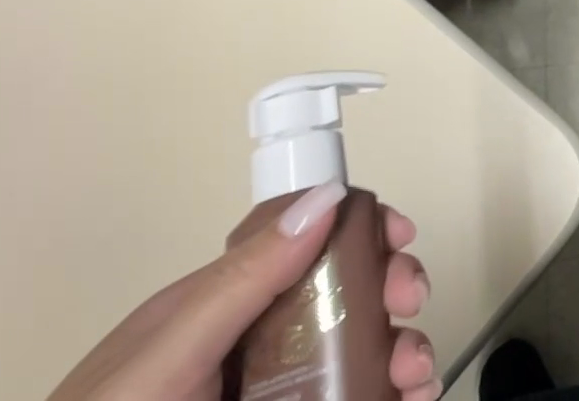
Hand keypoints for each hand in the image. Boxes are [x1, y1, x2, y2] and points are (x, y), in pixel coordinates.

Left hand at [48, 182, 440, 400]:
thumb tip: (326, 197)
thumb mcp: (162, 362)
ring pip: (363, 350)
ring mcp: (274, 393)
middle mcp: (253, 344)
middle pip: (347, 292)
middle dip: (394, 289)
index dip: (360, 228)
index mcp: (219, 308)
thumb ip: (240, 282)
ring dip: (407, 350)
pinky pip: (359, 397)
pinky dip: (397, 394)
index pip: (304, 240)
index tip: (401, 236)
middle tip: (411, 306)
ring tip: (417, 379)